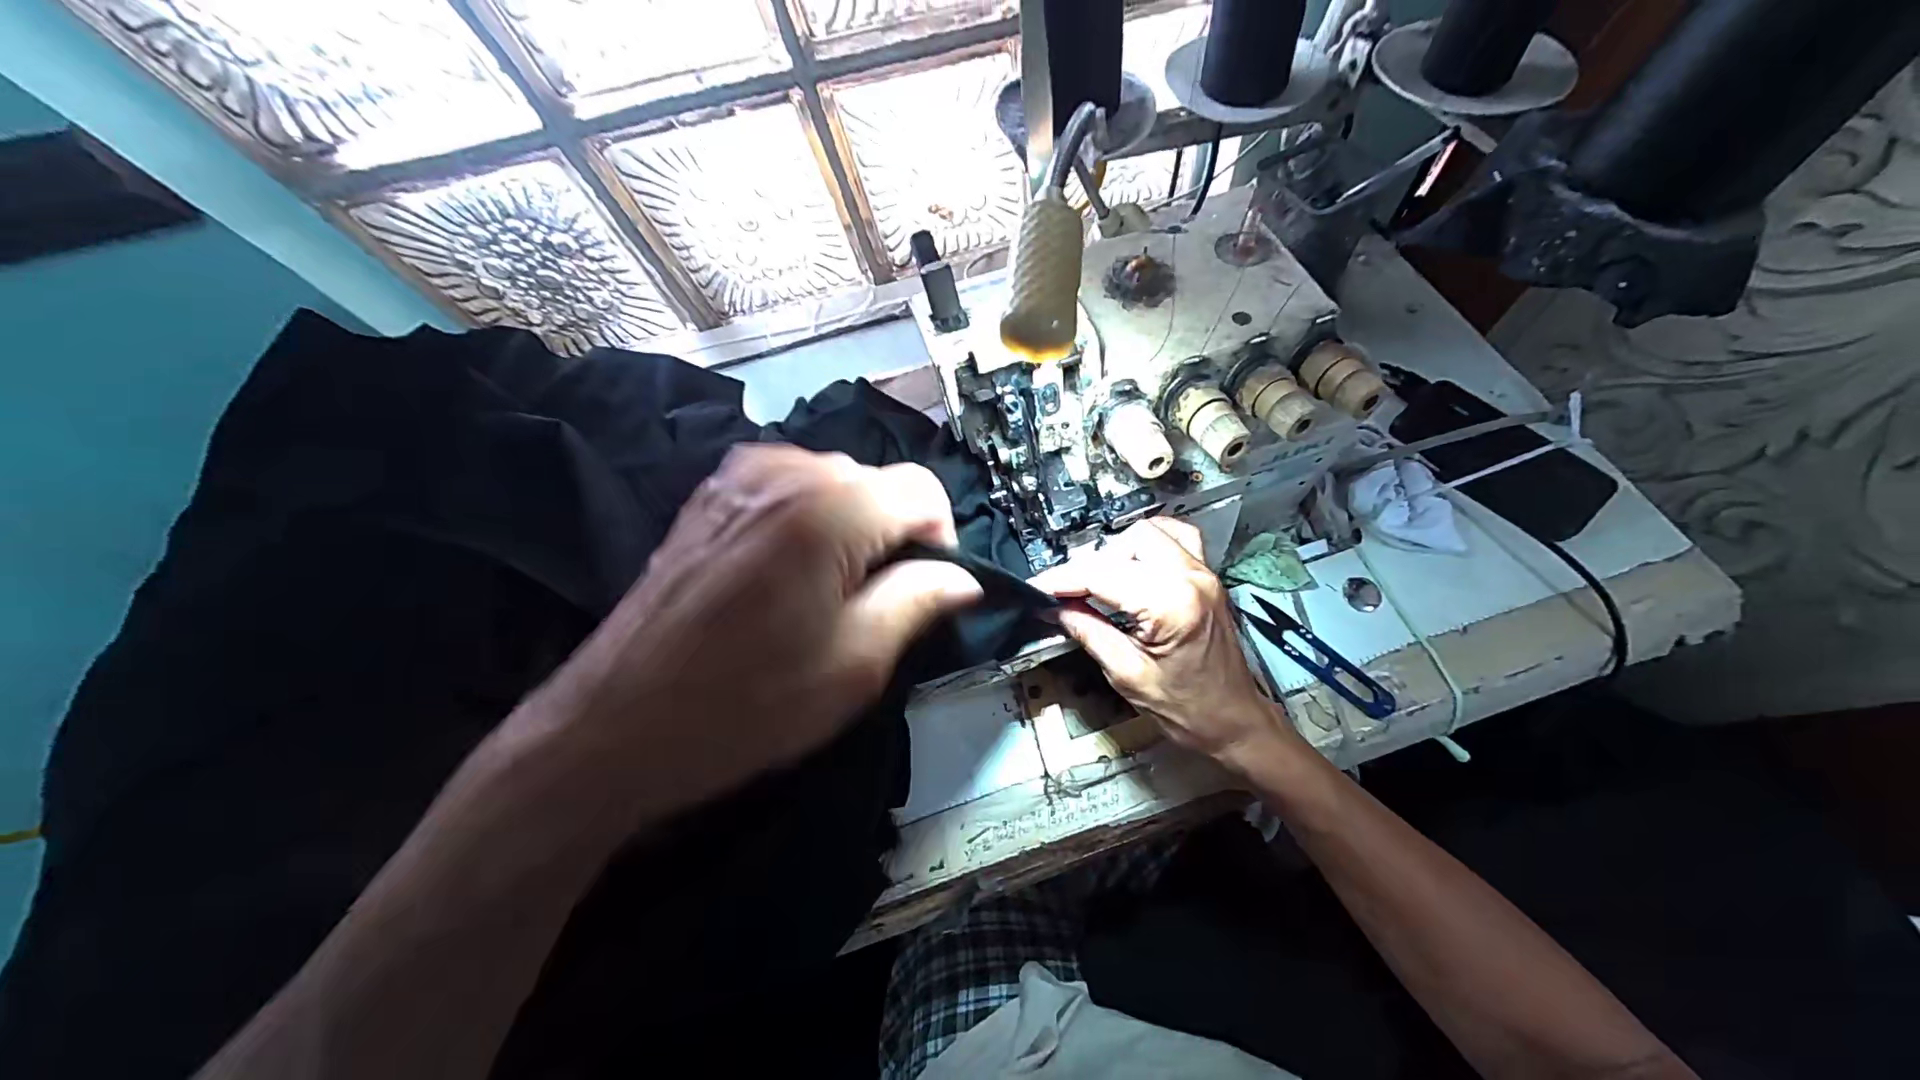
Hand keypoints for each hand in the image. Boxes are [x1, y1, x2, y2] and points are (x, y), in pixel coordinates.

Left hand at [509, 445, 981, 820]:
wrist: (616, 724)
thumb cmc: (746, 703)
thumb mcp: (856, 664)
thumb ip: (920, 602)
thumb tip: (962, 578)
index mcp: (829, 508)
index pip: (923, 490)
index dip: (942, 540)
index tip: (925, 592)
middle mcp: (785, 471)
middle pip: (877, 482)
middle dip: (891, 535)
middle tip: (872, 604)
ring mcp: (739, 475)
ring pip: (834, 482)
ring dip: (850, 527)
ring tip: (824, 593)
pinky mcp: (709, 494)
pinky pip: (788, 487)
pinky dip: (807, 519)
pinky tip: (784, 572)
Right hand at [1032, 518, 1303, 770]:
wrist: (1234, 720)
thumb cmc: (1190, 709)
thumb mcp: (1127, 675)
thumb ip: (1089, 632)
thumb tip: (1057, 609)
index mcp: (1172, 605)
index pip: (1102, 574)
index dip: (1063, 580)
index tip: (1039, 588)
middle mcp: (1191, 579)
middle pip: (1122, 545)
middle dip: (1087, 565)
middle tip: (1065, 591)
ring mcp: (1203, 573)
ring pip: (1147, 533)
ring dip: (1115, 551)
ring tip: (1097, 580)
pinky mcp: (1206, 576)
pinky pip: (1176, 537)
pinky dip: (1148, 544)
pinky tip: (1133, 563)